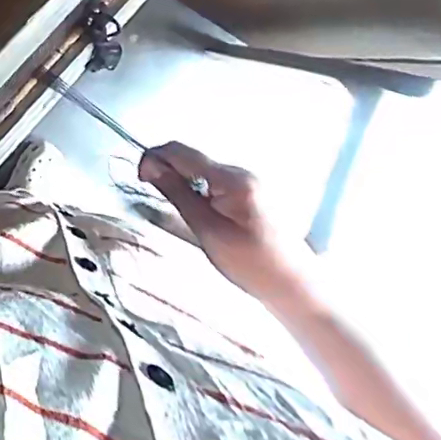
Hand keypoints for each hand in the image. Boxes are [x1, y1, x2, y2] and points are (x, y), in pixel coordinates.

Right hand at [139, 142, 309, 310]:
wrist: (298, 288)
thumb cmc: (251, 263)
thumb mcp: (206, 229)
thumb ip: (177, 193)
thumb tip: (151, 165)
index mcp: (231, 178)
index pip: (179, 150)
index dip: (153, 158)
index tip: (142, 179)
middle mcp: (240, 172)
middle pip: (190, 156)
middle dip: (166, 169)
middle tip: (155, 195)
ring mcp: (248, 181)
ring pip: (199, 168)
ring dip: (181, 179)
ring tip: (179, 208)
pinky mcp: (250, 192)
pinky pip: (213, 179)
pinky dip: (196, 187)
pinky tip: (199, 211)